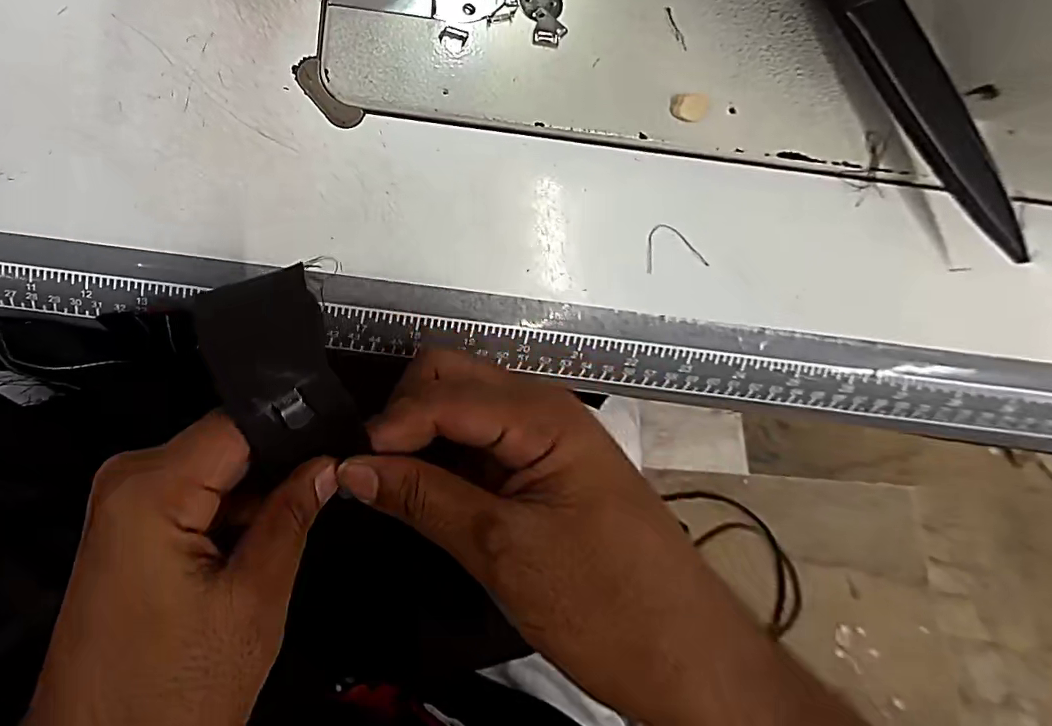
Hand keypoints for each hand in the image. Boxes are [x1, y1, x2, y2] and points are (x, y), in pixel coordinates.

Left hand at [25, 413, 337, 725]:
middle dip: (264, 470)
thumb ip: (289, 522)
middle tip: (298, 514)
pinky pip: (182, 487)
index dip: (286, 431)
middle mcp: (124, 478)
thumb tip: (320, 469)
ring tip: (249, 555)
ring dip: (239, 496)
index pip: (232, 424)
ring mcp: (118, 495)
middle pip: (217, 442)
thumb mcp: (251, 608)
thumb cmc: (161, 699)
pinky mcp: (121, 514)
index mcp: (148, 490)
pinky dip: (213, 511)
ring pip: (204, 465)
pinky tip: (225, 556)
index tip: (324, 448)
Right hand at [336, 349, 862, 725]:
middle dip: (402, 410)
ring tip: (390, 476)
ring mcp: (541, 433)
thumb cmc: (610, 610)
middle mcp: (540, 408)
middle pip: (445, 375)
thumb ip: (420, 497)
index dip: (391, 424)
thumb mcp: (502, 552)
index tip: (352, 465)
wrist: (703, 676)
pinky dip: (438, 449)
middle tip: (376, 465)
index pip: (441, 394)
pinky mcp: (537, 462)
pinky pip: (472, 433)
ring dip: (417, 429)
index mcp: (541, 416)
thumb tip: (348, 467)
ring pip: (455, 399)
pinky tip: (422, 483)